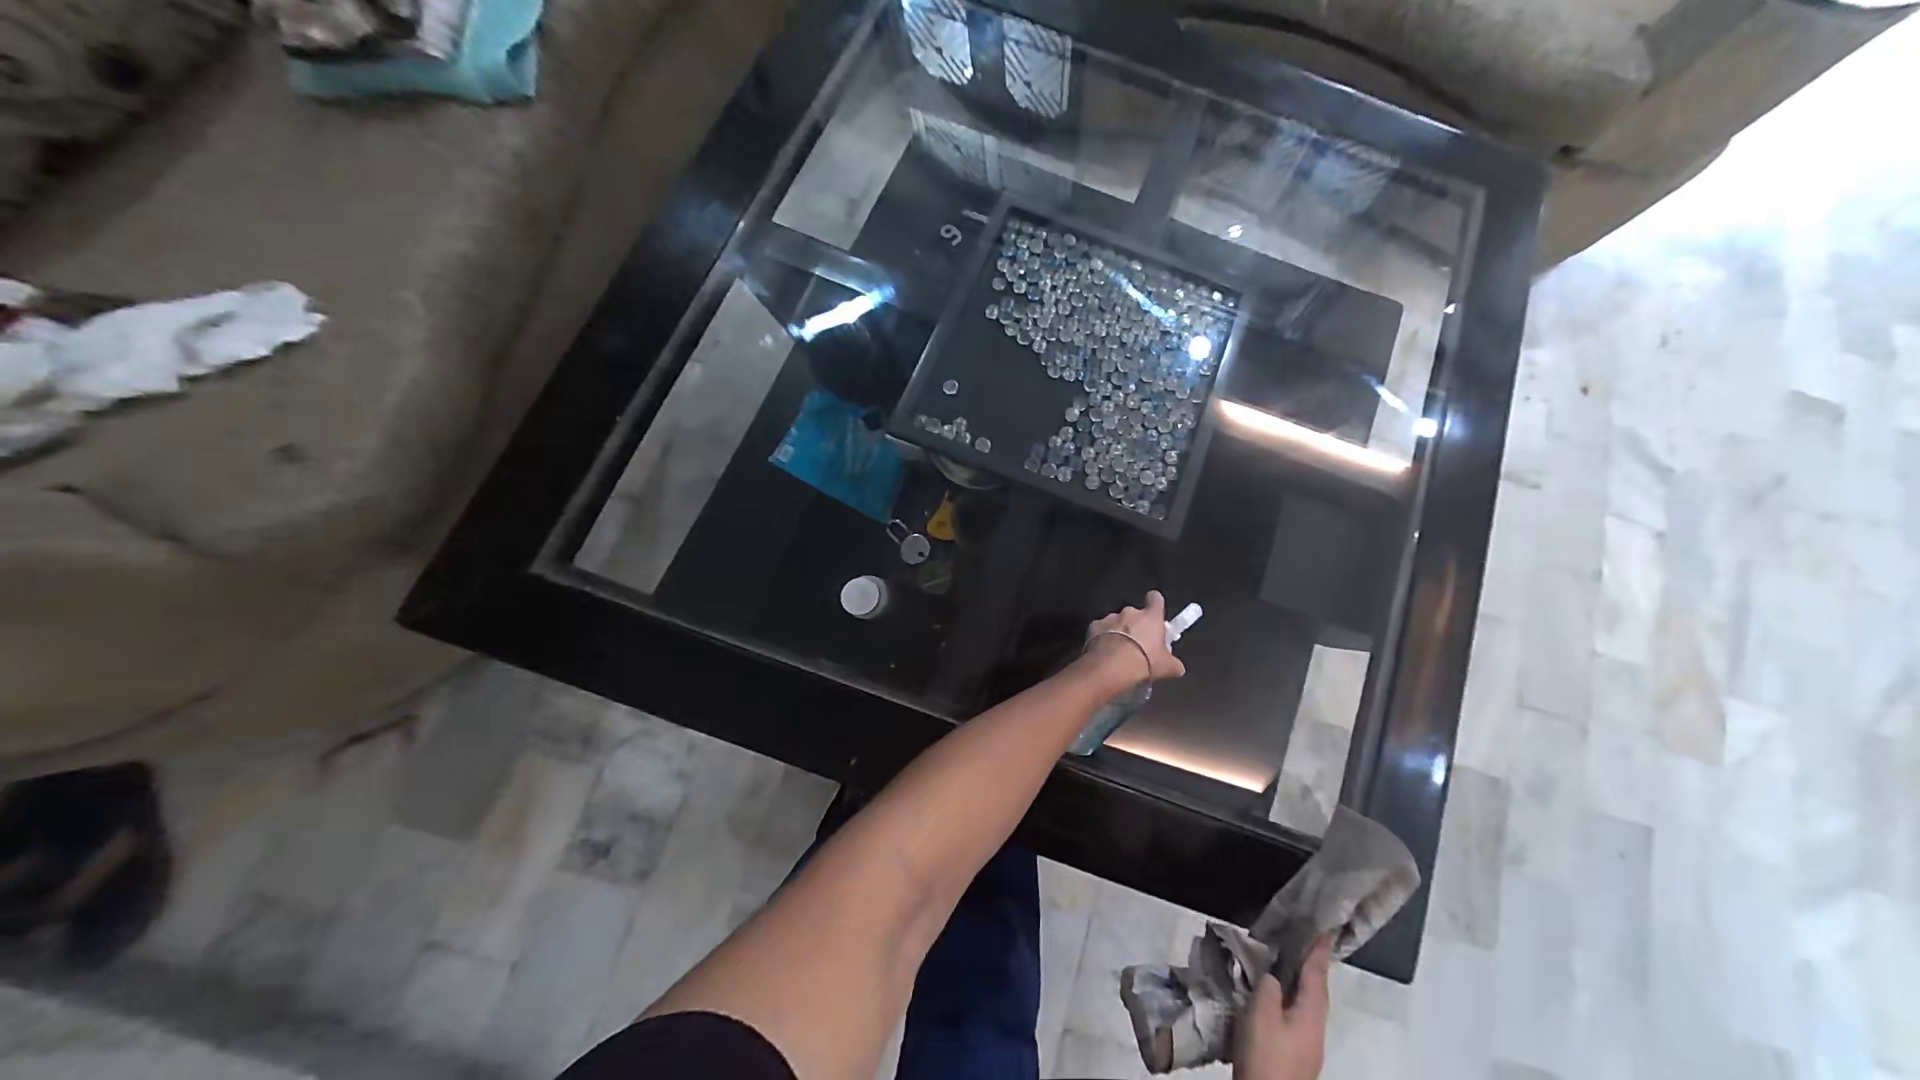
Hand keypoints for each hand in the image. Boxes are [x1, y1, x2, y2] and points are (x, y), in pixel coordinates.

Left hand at [1082, 590, 1187, 689]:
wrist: (1111, 667)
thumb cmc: (1145, 662)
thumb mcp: (1167, 667)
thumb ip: (1173, 664)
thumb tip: (1177, 667)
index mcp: (1150, 616)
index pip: (1155, 598)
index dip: (1156, 604)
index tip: (1156, 614)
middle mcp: (1129, 612)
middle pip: (1134, 614)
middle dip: (1136, 626)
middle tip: (1138, 645)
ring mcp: (1109, 618)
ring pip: (1116, 623)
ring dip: (1118, 633)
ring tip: (1119, 653)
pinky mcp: (1093, 627)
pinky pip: (1100, 631)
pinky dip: (1102, 639)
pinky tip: (1104, 654)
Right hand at [1233, 936, 1331, 1079]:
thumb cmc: (1267, 1055)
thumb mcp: (1261, 1013)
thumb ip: (1268, 987)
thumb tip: (1273, 978)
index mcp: (1312, 1014)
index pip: (1317, 974)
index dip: (1319, 950)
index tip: (1327, 929)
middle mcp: (1315, 1028)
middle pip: (1316, 990)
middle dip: (1311, 966)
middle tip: (1303, 941)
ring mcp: (1307, 1045)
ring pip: (1306, 1004)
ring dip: (1299, 982)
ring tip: (1285, 963)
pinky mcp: (1295, 1055)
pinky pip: (1295, 1015)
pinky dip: (1289, 998)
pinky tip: (1274, 998)